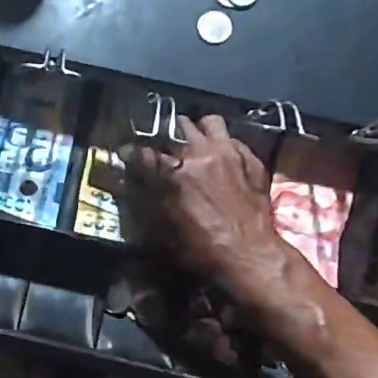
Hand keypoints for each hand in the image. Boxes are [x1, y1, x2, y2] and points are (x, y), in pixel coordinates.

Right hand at [126, 114, 306, 307]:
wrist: (250, 254)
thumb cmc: (202, 248)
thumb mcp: (164, 227)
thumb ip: (150, 197)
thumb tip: (138, 181)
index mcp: (175, 173)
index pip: (144, 151)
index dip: (132, 152)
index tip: (127, 154)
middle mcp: (201, 154)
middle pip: (175, 126)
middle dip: (163, 135)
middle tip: (160, 148)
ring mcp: (229, 153)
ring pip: (208, 122)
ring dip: (196, 130)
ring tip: (192, 143)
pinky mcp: (251, 159)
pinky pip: (232, 139)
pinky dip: (221, 145)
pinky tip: (218, 159)